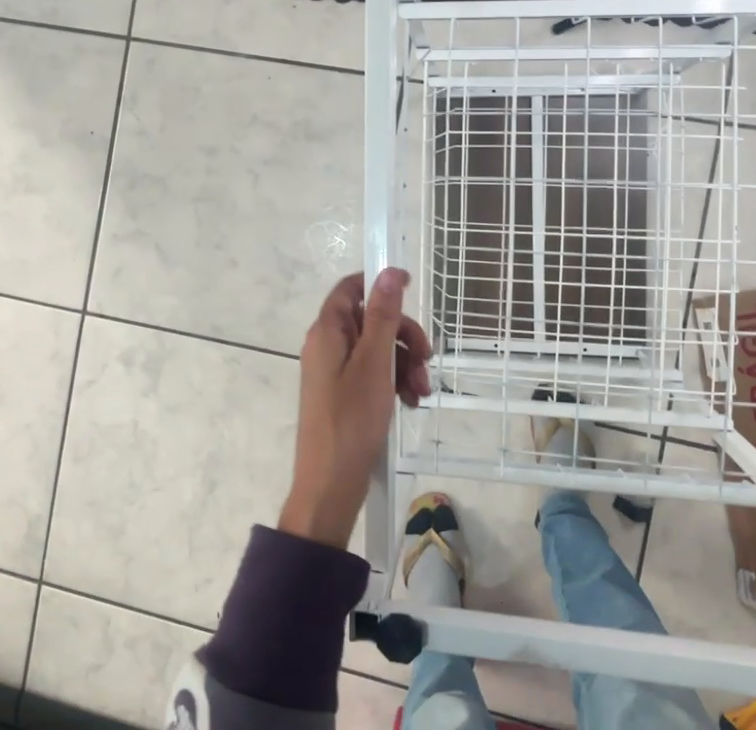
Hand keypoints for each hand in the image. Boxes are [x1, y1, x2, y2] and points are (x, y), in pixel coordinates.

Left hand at [279, 269, 431, 549]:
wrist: (330, 484)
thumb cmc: (351, 420)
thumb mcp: (374, 364)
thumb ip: (384, 316)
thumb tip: (390, 271)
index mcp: (328, 332)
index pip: (351, 289)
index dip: (380, 285)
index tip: (413, 291)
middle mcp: (328, 346)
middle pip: (372, 321)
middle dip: (404, 336)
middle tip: (427, 358)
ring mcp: (335, 373)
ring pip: (378, 351)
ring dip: (406, 364)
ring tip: (422, 392)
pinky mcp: (345, 396)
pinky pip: (374, 376)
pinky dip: (396, 384)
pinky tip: (412, 404)